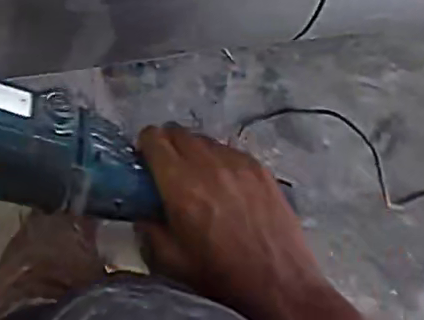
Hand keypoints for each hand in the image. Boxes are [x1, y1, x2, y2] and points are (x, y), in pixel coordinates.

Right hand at [136, 126, 361, 319]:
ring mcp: (236, 163)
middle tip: (171, 170)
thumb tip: (138, 211)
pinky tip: (228, 185)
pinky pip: (229, 150)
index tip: (147, 162)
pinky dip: (221, 161)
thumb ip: (146, 229)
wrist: (285, 291)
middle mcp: (206, 164)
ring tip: (202, 178)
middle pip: (175, 131)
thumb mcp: (171, 261)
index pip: (152, 136)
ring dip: (195, 152)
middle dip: (168, 146)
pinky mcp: (259, 169)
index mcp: (179, 183)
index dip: (146, 146)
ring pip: (202, 139)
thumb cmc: (223, 276)